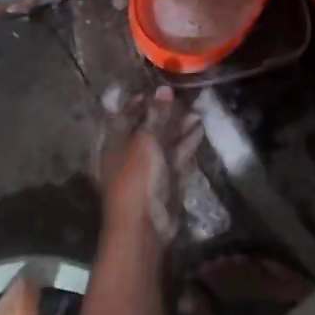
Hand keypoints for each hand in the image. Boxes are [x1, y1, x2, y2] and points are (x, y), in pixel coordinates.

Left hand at [98, 88, 201, 240]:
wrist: (144, 226)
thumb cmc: (136, 178)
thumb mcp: (145, 141)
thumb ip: (156, 115)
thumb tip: (164, 88)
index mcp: (115, 142)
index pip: (124, 115)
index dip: (139, 102)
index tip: (157, 88)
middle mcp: (130, 153)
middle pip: (148, 127)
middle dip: (166, 113)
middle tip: (185, 96)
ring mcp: (149, 167)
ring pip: (165, 141)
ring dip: (180, 126)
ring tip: (198, 109)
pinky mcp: (167, 180)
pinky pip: (177, 156)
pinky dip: (188, 143)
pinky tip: (200, 129)